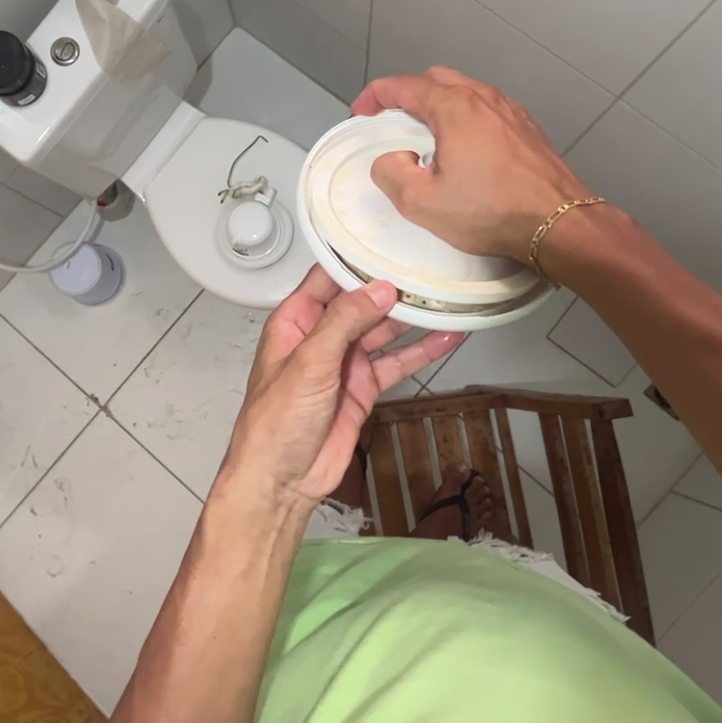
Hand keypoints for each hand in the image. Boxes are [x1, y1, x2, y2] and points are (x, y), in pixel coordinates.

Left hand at [218, 266, 462, 508]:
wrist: (282, 480)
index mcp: (295, 321)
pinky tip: (446, 338)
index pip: (328, 278)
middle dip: (392, 287)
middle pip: (361, 301)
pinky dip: (420, 351)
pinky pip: (396, 362)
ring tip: (446, 297)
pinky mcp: (362, 387)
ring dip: (412, 317)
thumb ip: (344, 323)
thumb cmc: (275, 423)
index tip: (390, 243)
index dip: (357, 260)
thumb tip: (378, 289)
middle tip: (430, 268)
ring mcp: (343, 362)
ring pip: (383, 330)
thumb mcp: (309, 363)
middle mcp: (320, 336)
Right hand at [352, 66, 595, 260]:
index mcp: (454, 107)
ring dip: (437, 106)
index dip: (374, 96)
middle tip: (390, 122)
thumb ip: (391, 174)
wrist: (557, 223)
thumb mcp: (421, 203)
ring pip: (464, 92)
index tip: (361, 113)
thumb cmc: (492, 211)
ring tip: (424, 137)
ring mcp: (509, 110)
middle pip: (434, 79)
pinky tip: (461, 149)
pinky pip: (486, 110)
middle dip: (406, 95)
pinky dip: (464, 118)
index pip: (402, 86)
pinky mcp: (526, 128)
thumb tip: (390, 160)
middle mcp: (483, 98)